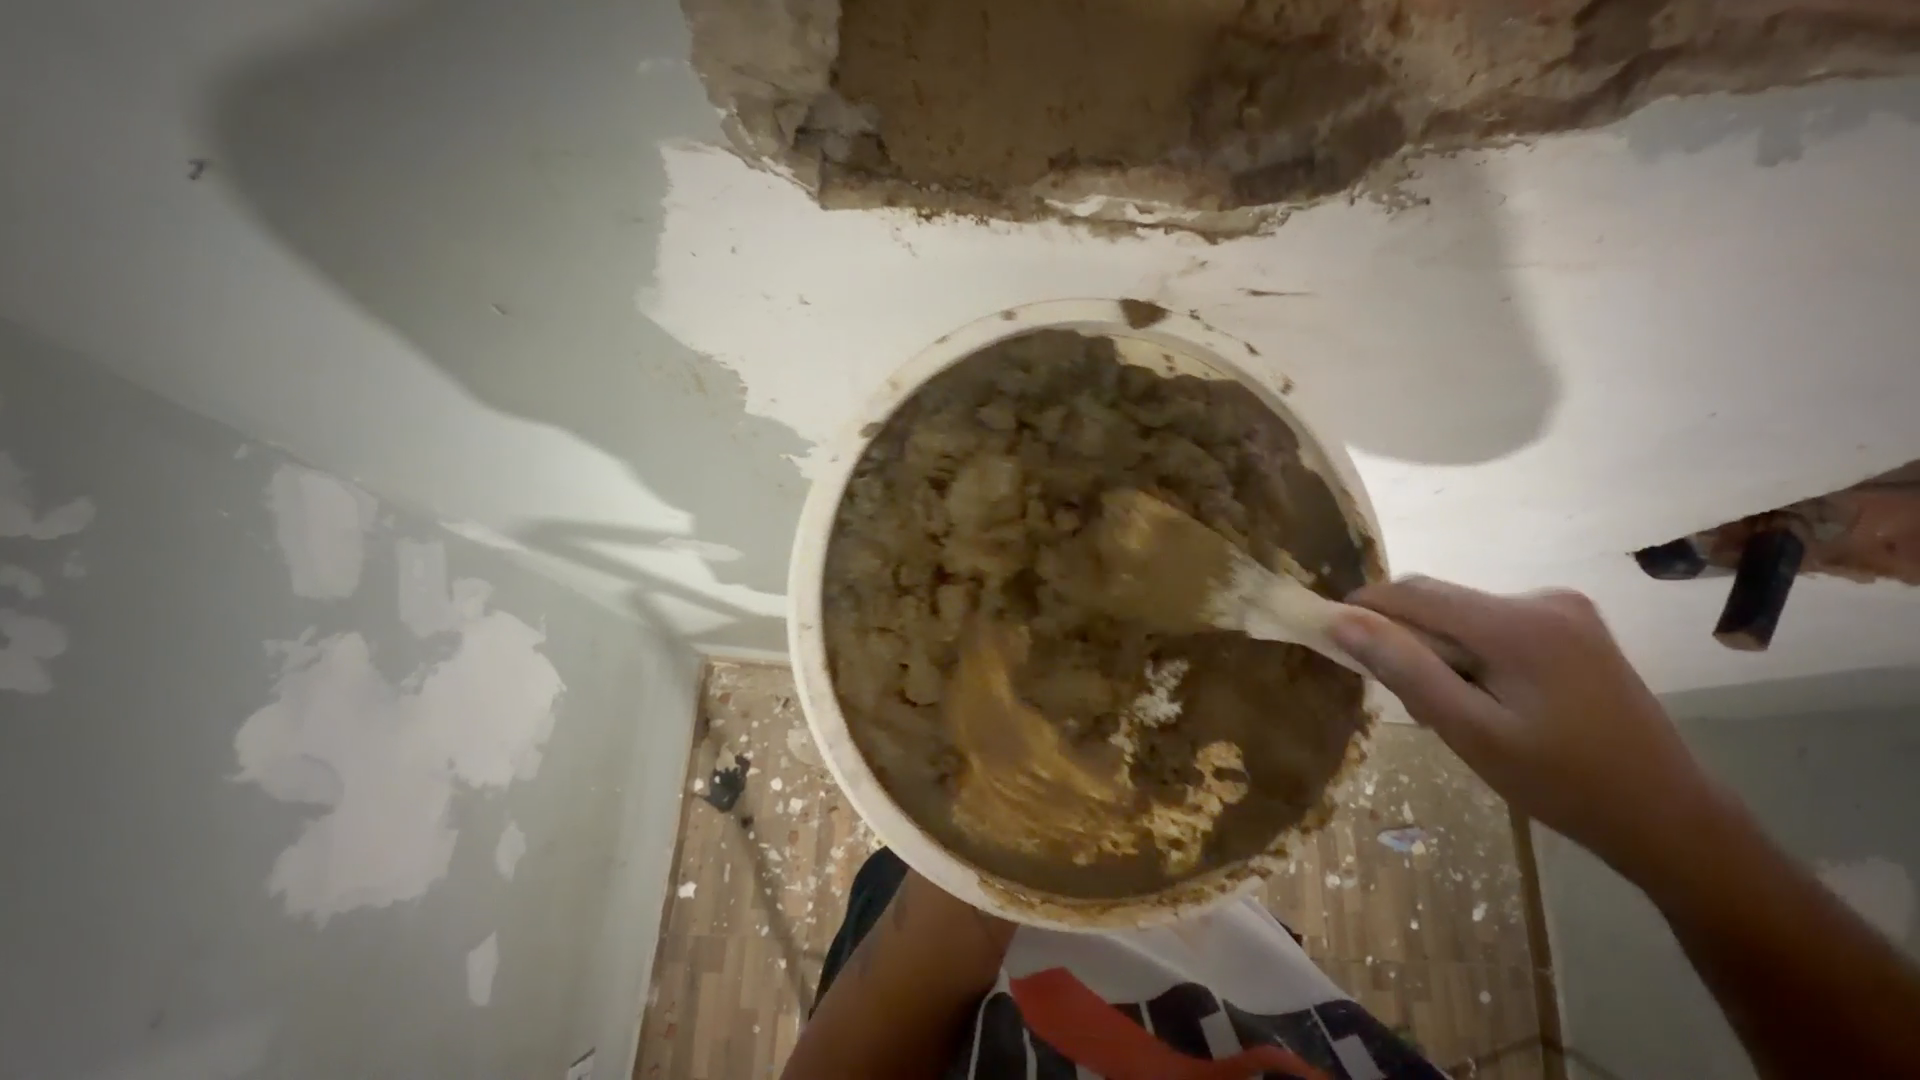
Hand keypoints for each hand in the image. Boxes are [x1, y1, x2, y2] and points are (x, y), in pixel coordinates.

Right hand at [1331, 577, 1712, 872]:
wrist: (1668, 816)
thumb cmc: (1561, 783)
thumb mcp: (1470, 732)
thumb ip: (1405, 669)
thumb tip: (1341, 620)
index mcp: (1518, 623)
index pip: (1412, 592)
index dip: (1363, 610)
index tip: (1332, 641)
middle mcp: (1542, 599)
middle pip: (1439, 600)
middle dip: (1406, 637)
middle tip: (1404, 697)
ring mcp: (1566, 610)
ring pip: (1464, 614)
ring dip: (1439, 649)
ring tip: (1455, 709)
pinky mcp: (1576, 626)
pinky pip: (1495, 624)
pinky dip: (1472, 652)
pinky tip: (1490, 699)